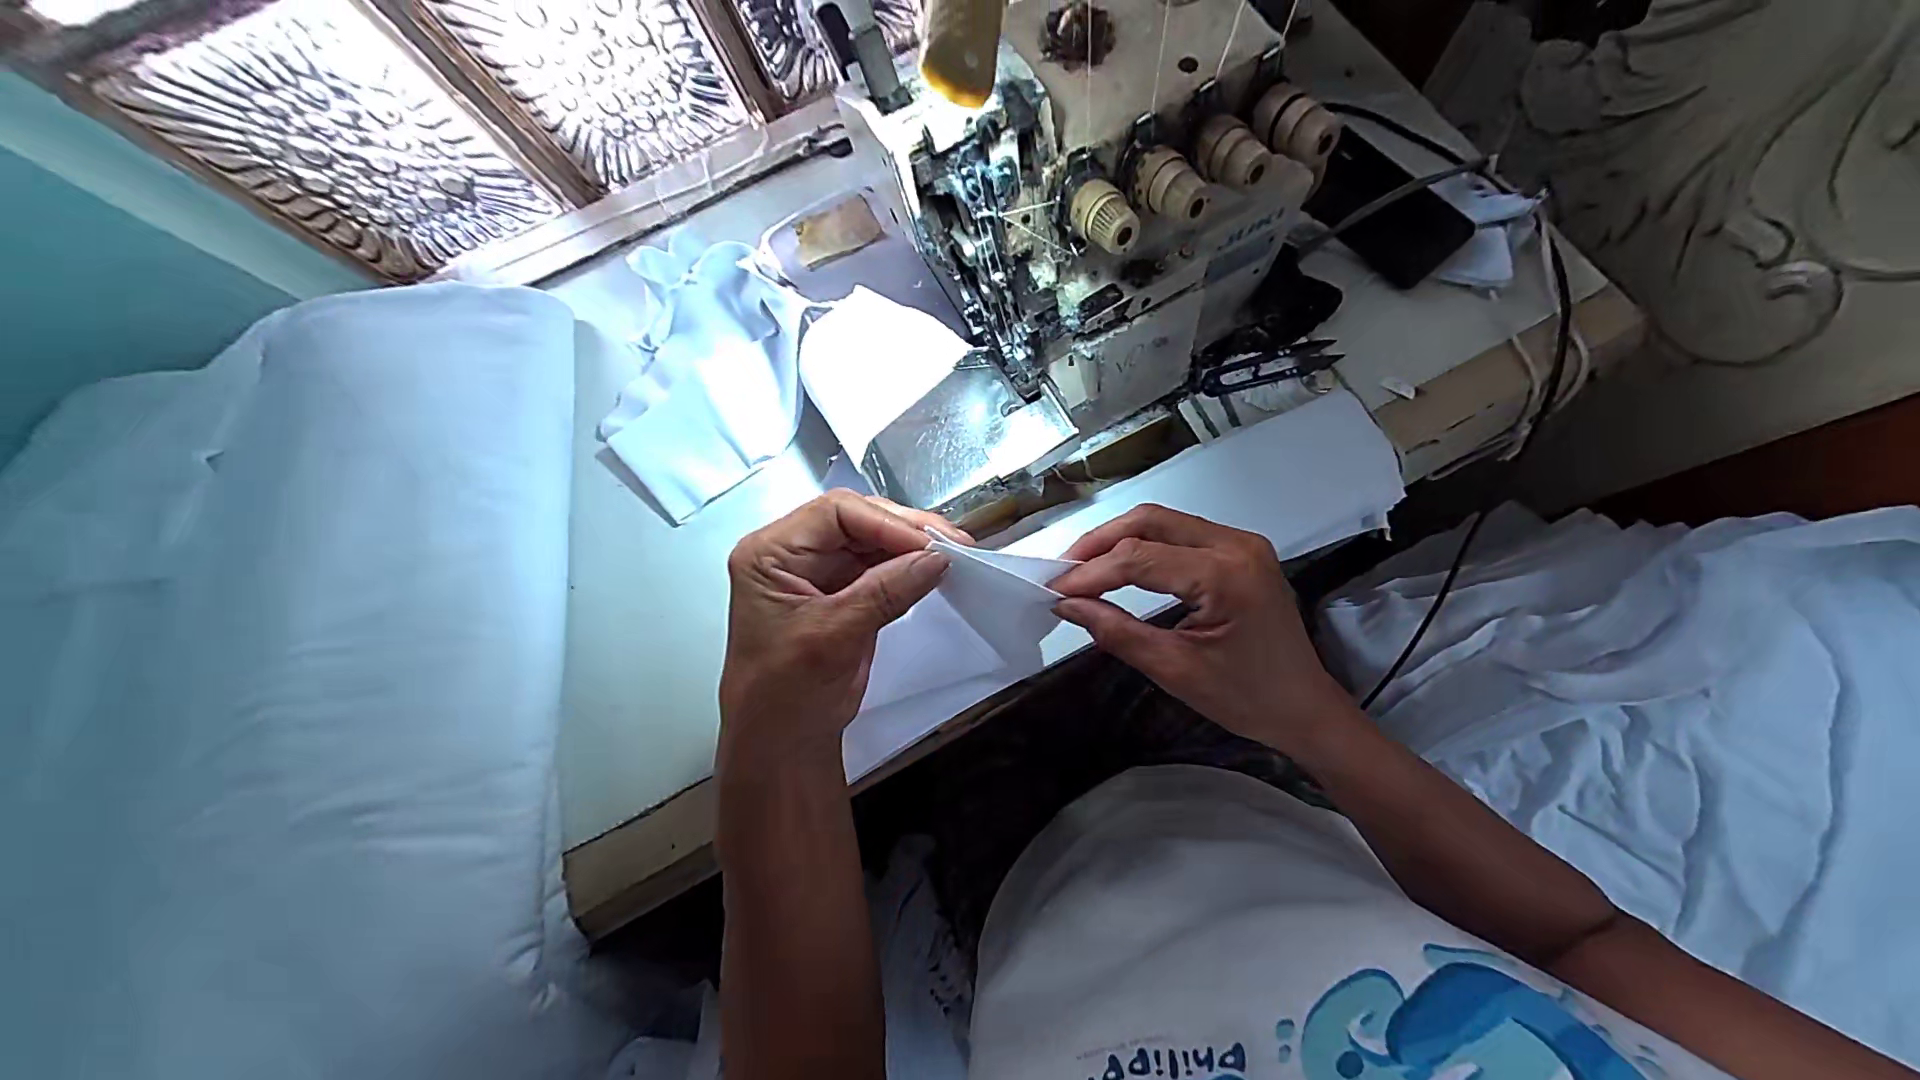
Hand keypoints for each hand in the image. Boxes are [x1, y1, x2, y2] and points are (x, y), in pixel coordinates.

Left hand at [719, 490, 967, 769]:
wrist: (783, 740)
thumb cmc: (783, 694)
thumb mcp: (832, 636)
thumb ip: (885, 592)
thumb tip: (935, 559)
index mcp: (770, 553)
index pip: (835, 514)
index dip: (885, 523)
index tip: (927, 544)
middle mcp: (793, 553)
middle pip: (857, 519)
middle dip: (905, 530)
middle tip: (951, 542)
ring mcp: (820, 571)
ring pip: (874, 539)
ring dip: (913, 545)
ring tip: (952, 552)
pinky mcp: (844, 590)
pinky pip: (881, 565)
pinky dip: (909, 566)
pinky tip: (933, 569)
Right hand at [1048, 504, 1354, 751]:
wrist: (1304, 708)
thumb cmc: (1246, 697)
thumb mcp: (1174, 669)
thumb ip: (1116, 632)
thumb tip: (1068, 605)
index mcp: (1226, 575)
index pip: (1139, 558)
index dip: (1090, 572)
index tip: (1055, 590)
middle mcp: (1236, 545)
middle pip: (1149, 521)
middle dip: (1099, 542)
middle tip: (1064, 570)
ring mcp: (1241, 543)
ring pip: (1162, 521)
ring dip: (1118, 539)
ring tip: (1083, 567)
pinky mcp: (1239, 550)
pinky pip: (1180, 533)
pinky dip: (1143, 545)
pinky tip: (1120, 565)